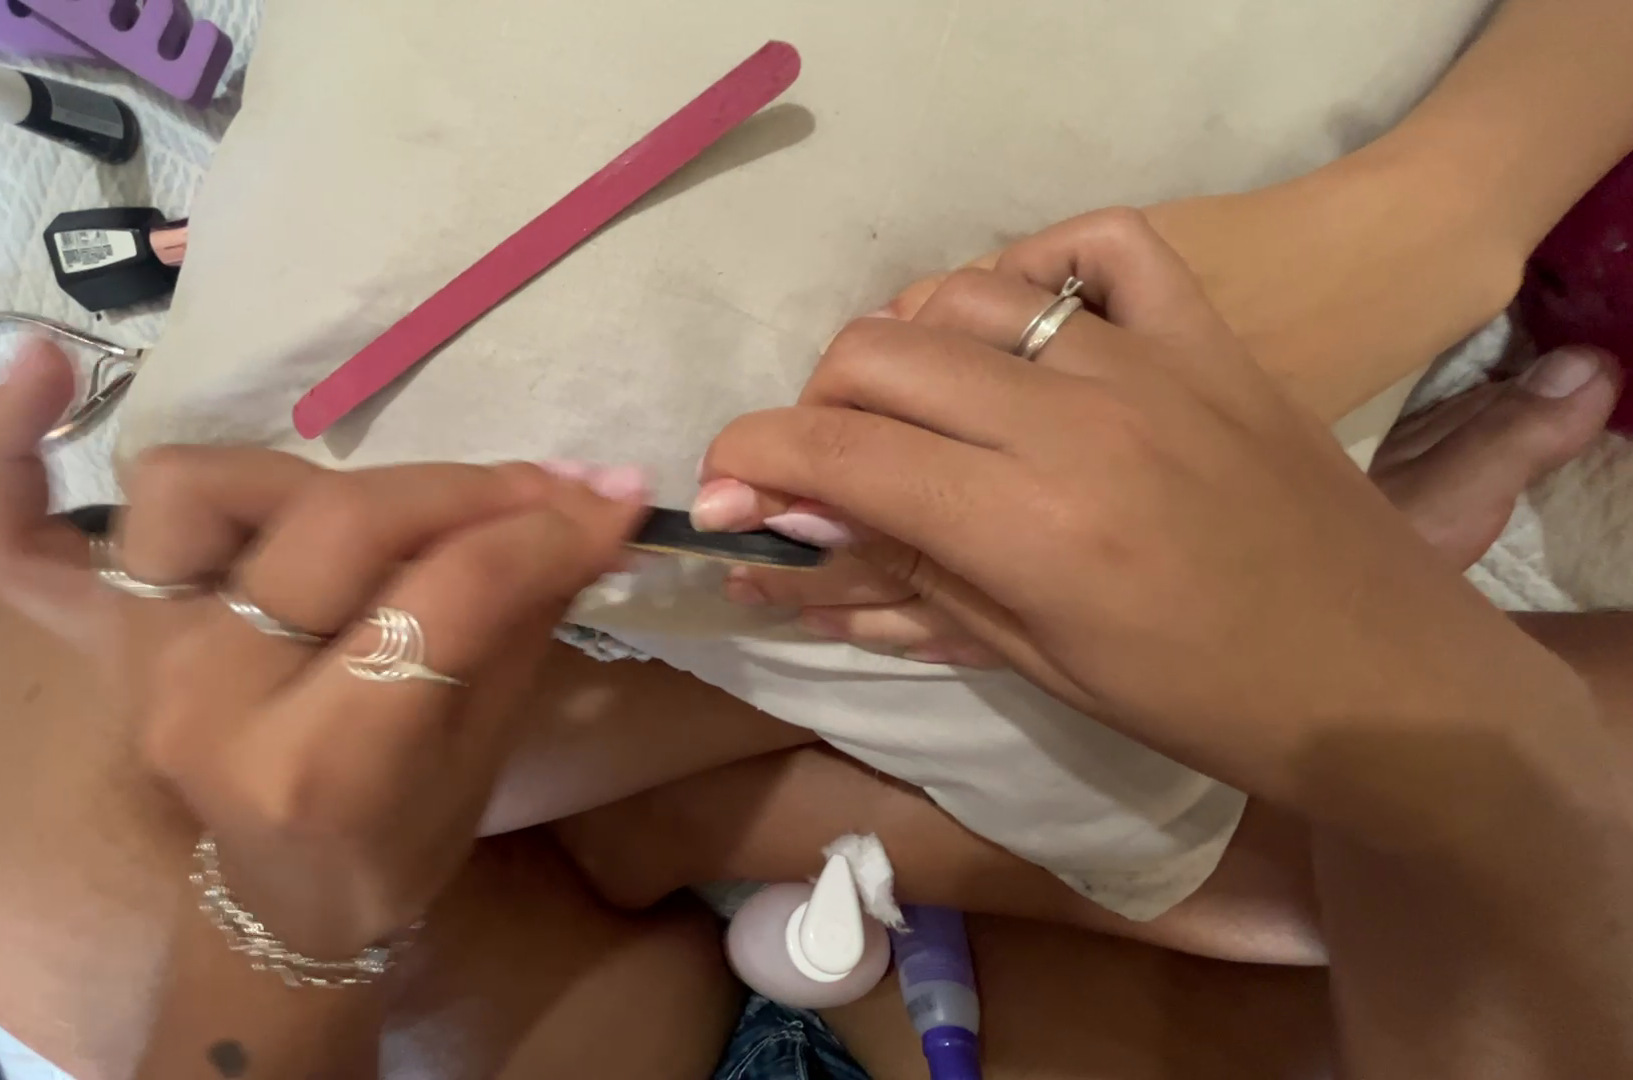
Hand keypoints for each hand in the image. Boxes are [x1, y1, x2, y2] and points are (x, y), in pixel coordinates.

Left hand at [0, 344, 645, 954]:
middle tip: (552, 486)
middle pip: (344, 528)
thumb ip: (526, 616)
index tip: (615, 504)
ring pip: (199, 494)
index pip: (448, 599)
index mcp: (326, 764)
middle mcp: (211, 700)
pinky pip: (14, 546)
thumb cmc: (403, 840)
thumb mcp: (491, 746)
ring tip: (403, 502)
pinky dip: (3, 455)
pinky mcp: (104, 645)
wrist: (290, 897)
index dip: (545, 535)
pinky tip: (48, 367)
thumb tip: (588, 511)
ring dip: (324, 474)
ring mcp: (139, 661)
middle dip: (472, 492)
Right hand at [698, 168, 1524, 662]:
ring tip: (909, 410)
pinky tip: (1011, 325)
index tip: (716, 492)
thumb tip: (776, 538)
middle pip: (874, 353)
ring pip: (958, 293)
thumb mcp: (1010, 656)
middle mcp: (1072, 420)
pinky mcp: (1203, 334)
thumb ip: (886, 579)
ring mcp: (1145, 360)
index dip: (748, 461)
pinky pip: (1097, 246)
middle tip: (825, 471)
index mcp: (1025, 524)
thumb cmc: (1178, 697)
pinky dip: (1031, 267)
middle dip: (810, 408)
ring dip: (897, 348)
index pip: (836, 454)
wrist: (1379, 682)